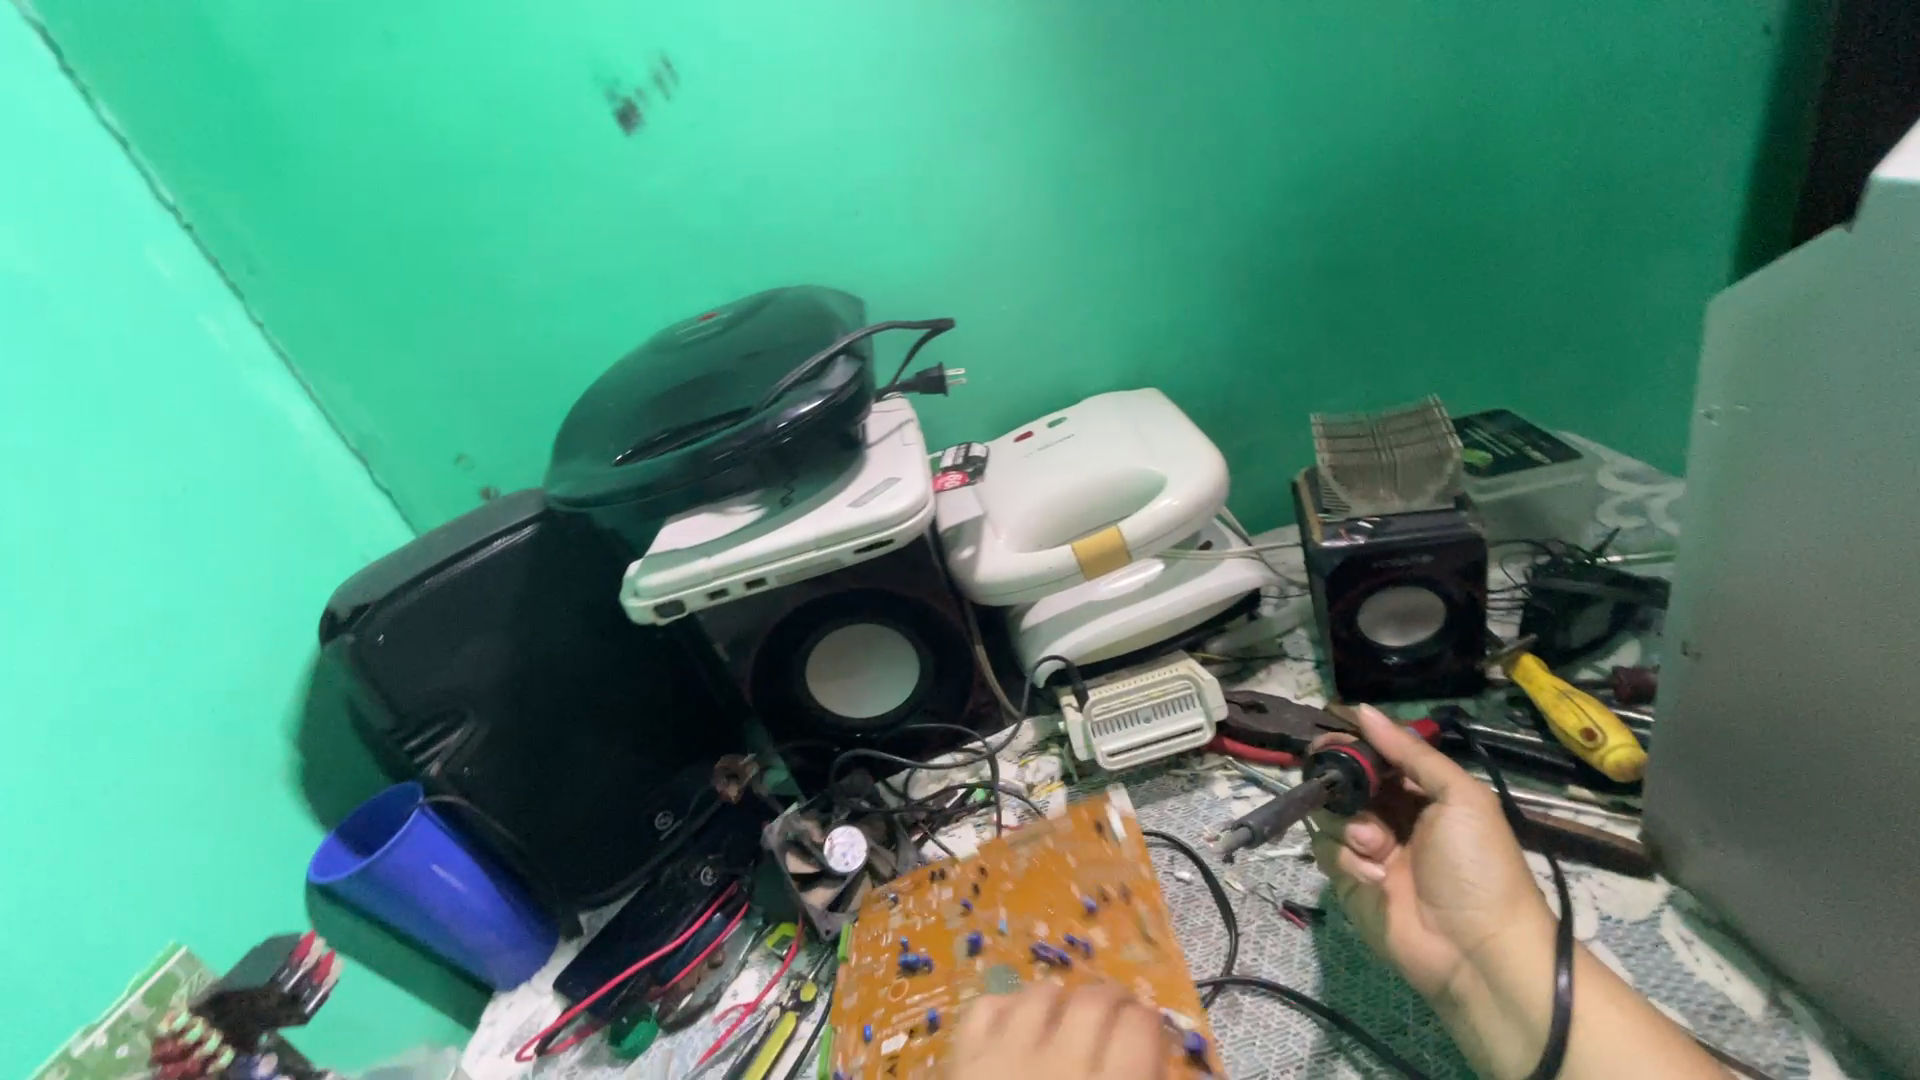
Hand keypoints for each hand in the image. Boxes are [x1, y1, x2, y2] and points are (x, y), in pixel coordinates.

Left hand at [947, 982, 1167, 1079]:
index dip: (1150, 1022)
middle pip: (1094, 1001)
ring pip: (1041, 995)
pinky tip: (1016, 1021)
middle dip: (1112, 999)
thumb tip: (1154, 1063)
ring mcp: (1006, 1057)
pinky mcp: (965, 1061)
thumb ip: (1139, 1077)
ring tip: (1068, 1014)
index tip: (1152, 1028)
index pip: (1141, 1028)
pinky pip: (987, 1009)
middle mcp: (1061, 1063)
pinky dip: (1005, 1008)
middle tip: (1120, 1010)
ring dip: (1060, 1000)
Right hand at [1308, 706, 1553, 1010]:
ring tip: (1377, 847)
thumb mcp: (1460, 798)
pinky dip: (1346, 859)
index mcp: (1419, 793)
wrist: (1478, 949)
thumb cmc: (1477, 866)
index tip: (1328, 739)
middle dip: (1339, 782)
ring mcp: (1367, 848)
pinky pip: (1326, 851)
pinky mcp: (1349, 878)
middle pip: (1343, 783)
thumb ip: (1411, 753)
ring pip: (1328, 815)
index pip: (1373, 757)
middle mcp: (1389, 816)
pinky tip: (1374, 875)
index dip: (1350, 746)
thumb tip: (1362, 709)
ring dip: (1349, 826)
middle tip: (1335, 783)